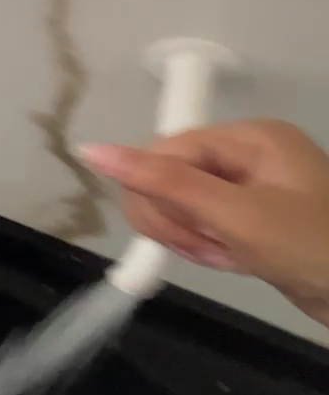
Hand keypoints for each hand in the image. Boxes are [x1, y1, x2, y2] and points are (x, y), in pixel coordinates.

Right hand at [79, 120, 328, 318]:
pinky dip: (199, 242)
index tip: (193, 230)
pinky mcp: (240, 210)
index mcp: (245, 137)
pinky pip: (188, 219)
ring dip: (185, 236)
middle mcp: (240, 152)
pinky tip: (229, 256)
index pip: (155, 156)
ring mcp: (242, 182)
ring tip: (226, 255)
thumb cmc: (314, 248)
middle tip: (211, 245)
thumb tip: (88, 149)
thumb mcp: (234, 214)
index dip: (157, 194)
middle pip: (156, 178)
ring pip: (166, 201)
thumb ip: (160, 180)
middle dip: (174, 220)